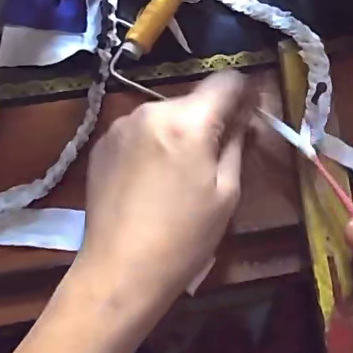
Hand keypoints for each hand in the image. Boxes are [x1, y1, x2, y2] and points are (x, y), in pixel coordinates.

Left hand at [72, 71, 256, 323]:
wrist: (119, 271)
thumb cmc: (184, 238)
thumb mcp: (227, 192)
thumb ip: (236, 142)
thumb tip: (244, 115)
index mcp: (187, 122)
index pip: (225, 80)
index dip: (244, 91)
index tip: (251, 110)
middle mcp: (150, 111)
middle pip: (194, 99)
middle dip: (210, 117)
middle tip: (219, 152)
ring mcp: (120, 125)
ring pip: (166, 114)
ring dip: (180, 131)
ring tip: (181, 172)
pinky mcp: (101, 142)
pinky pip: (140, 130)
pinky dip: (153, 142)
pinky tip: (152, 178)